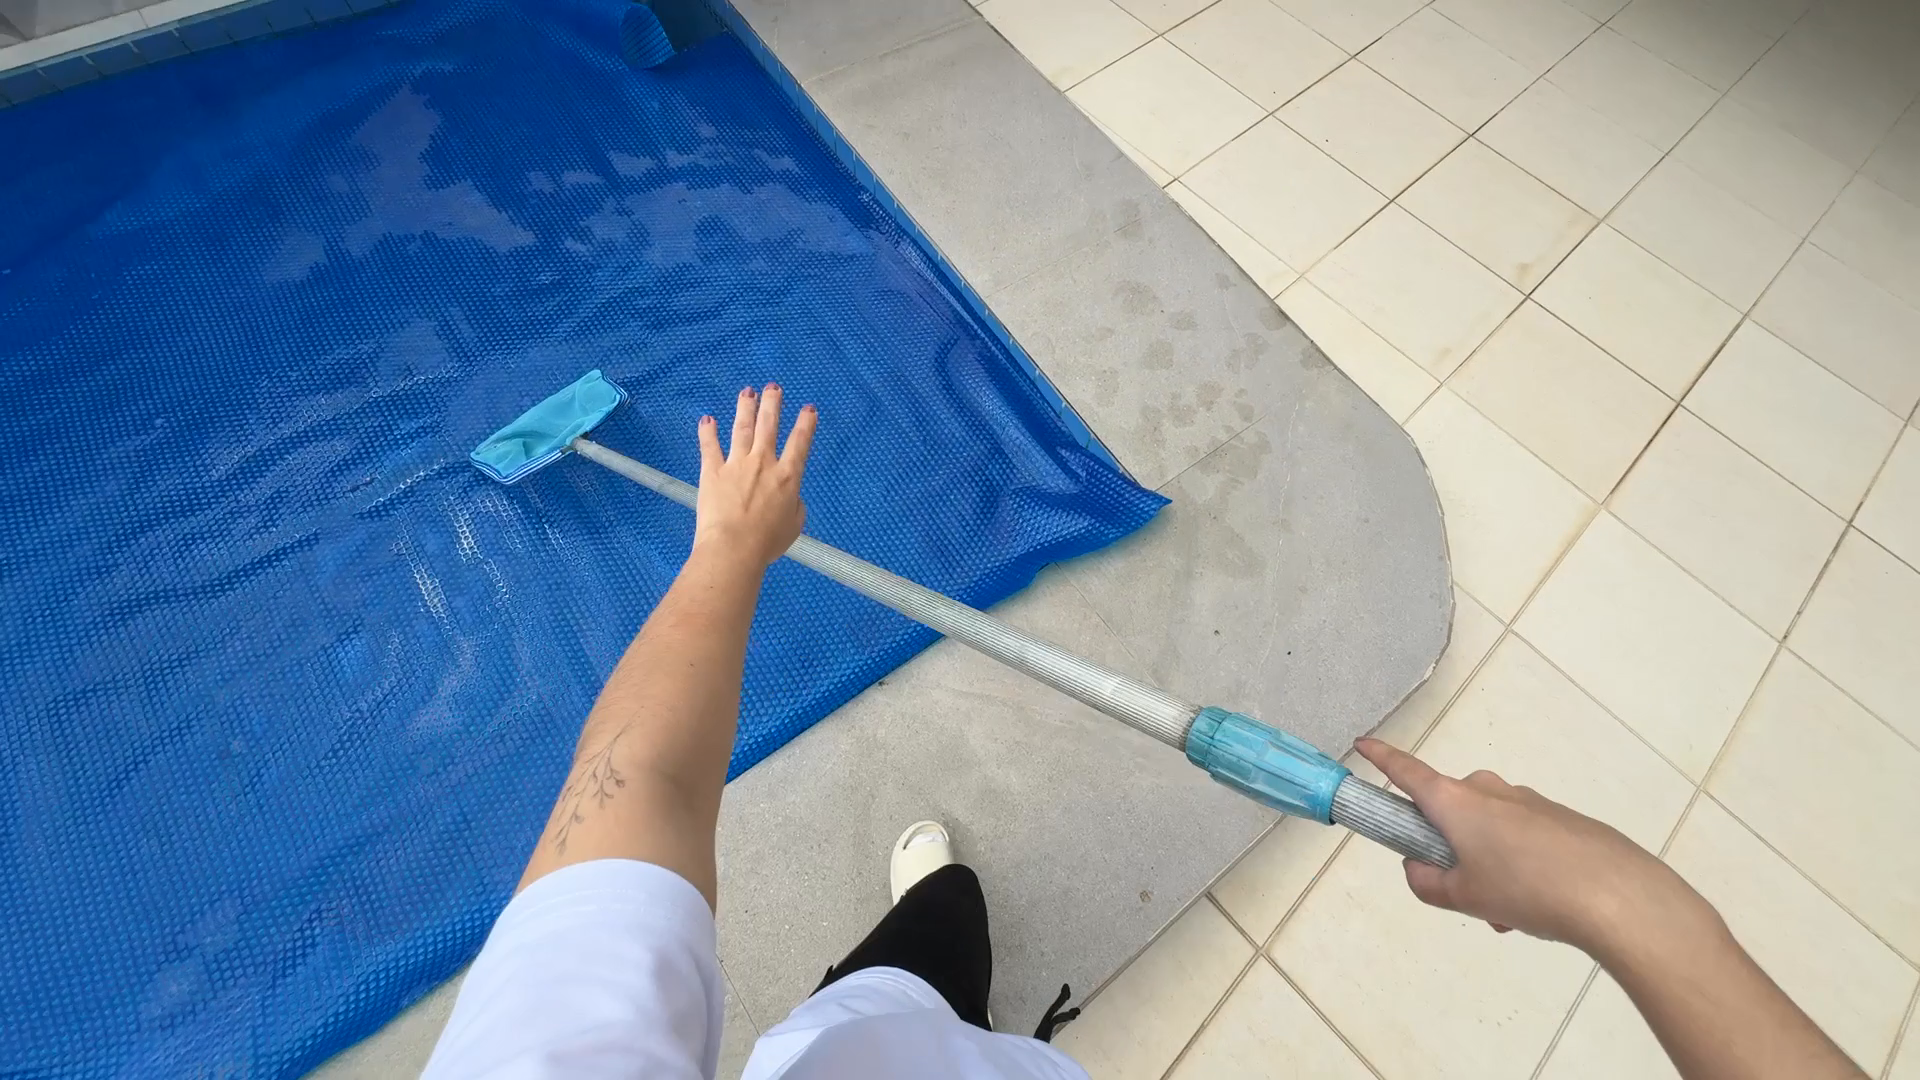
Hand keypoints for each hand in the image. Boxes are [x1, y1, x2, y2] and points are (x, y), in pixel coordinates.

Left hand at [693, 384, 814, 569]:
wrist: (733, 547)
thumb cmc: (768, 541)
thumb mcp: (794, 524)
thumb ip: (794, 505)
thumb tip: (789, 497)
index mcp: (788, 476)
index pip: (800, 443)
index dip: (806, 424)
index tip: (809, 409)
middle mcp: (763, 463)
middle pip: (769, 426)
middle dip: (772, 404)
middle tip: (773, 387)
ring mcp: (736, 464)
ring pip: (742, 429)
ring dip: (745, 408)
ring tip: (747, 392)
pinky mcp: (712, 471)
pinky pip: (709, 447)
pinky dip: (708, 432)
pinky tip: (707, 420)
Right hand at [1354, 738, 1706, 956]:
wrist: (1627, 902)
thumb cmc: (1527, 890)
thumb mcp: (1463, 897)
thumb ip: (1427, 882)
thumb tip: (1419, 869)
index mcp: (1454, 800)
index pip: (1405, 770)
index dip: (1380, 757)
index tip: (1361, 743)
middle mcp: (1488, 790)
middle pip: (1451, 807)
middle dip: (1448, 842)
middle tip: (1462, 888)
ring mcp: (1531, 802)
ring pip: (1491, 828)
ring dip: (1489, 861)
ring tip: (1513, 913)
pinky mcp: (1568, 820)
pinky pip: (1528, 837)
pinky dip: (1524, 864)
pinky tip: (1549, 904)